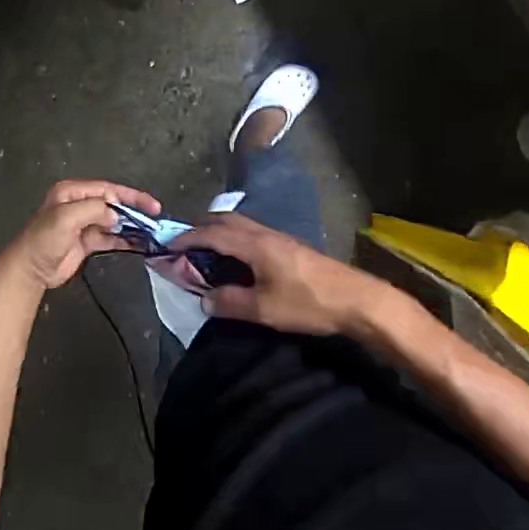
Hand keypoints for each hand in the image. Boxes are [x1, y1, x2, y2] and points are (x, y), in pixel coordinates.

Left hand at [0, 180, 160, 291]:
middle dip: (133, 209)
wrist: (30, 269)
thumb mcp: (66, 218)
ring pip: (114, 220)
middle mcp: (79, 204)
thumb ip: (93, 210)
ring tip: (151, 231)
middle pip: (113, 203)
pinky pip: (110, 237)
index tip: (149, 205)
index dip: (129, 196)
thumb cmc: (43, 239)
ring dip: (131, 225)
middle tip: (154, 217)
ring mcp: (84, 223)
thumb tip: (116, 214)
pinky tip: (138, 243)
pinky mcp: (87, 241)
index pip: (107, 189)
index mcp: (72, 192)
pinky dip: (124, 239)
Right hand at [168, 214, 387, 335]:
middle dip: (201, 228)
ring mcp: (280, 237)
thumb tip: (204, 300)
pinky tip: (237, 258)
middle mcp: (265, 233)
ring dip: (219, 232)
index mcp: (254, 244)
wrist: (359, 301)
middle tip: (184, 245)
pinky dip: (235, 238)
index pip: (212, 233)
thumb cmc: (309, 303)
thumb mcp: (264, 310)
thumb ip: (230, 303)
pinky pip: (252, 233)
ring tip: (206, 251)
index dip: (187, 238)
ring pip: (240, 224)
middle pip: (225, 220)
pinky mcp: (291, 247)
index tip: (169, 246)